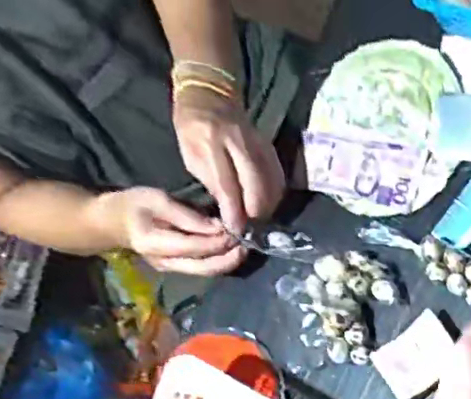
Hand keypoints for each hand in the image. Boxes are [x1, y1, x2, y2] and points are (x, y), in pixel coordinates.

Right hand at [87, 187, 243, 274]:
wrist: (112, 223)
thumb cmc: (132, 205)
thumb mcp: (156, 199)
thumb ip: (186, 215)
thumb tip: (217, 226)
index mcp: (157, 244)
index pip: (196, 247)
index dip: (218, 242)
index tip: (235, 231)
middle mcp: (167, 263)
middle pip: (205, 268)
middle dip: (229, 259)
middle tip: (246, 245)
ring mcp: (173, 269)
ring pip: (206, 271)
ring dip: (227, 262)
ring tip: (242, 248)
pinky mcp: (178, 269)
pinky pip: (203, 268)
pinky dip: (219, 261)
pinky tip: (230, 251)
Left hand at [173, 89, 284, 235]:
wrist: (210, 95)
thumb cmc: (193, 128)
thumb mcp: (191, 157)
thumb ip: (212, 185)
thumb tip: (231, 215)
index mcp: (211, 142)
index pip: (228, 187)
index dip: (234, 213)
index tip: (235, 231)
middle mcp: (239, 142)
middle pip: (256, 188)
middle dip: (254, 214)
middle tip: (249, 228)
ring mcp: (258, 144)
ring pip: (272, 187)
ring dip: (267, 208)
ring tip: (257, 219)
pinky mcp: (270, 149)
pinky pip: (279, 180)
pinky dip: (275, 197)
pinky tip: (267, 205)